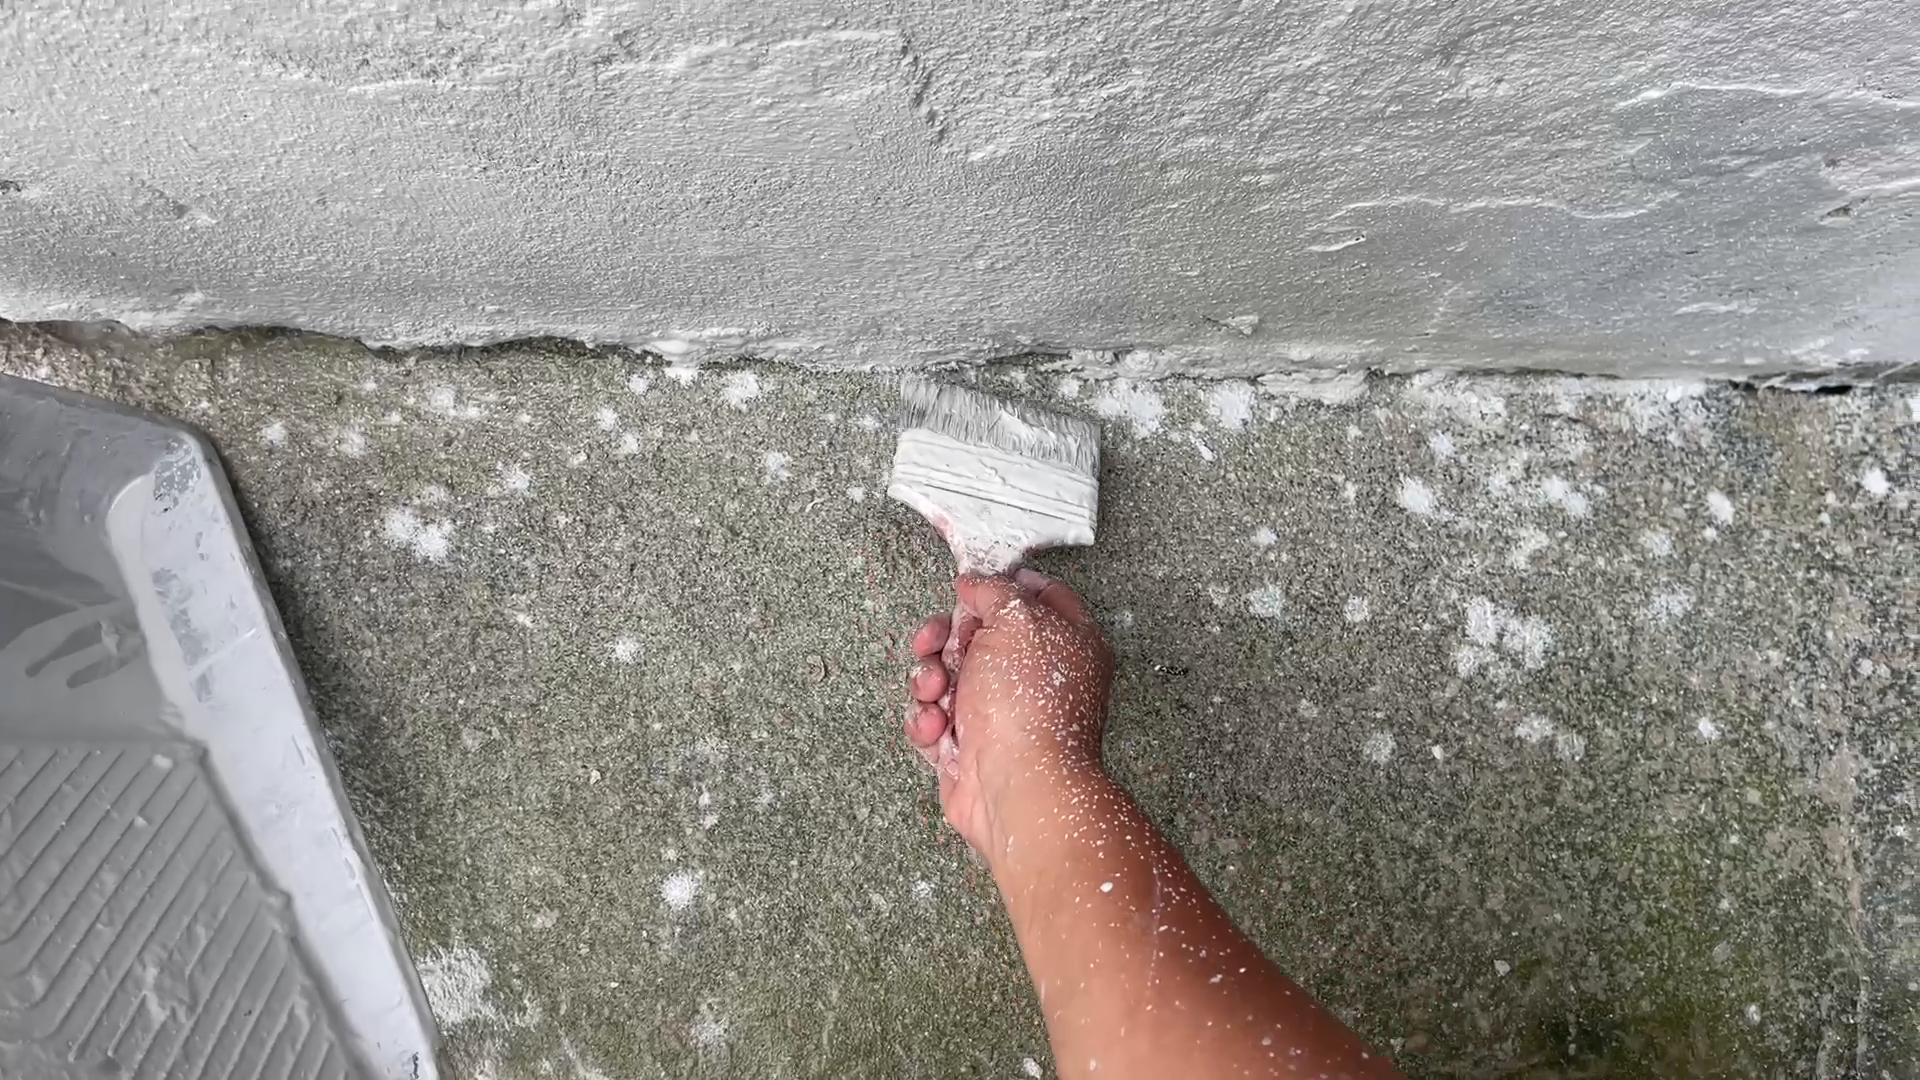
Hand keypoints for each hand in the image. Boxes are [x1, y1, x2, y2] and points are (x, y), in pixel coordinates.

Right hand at [904, 569, 1114, 856]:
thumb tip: (975, 582)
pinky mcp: (967, 744)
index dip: (1005, 583)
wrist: (1014, 785)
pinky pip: (933, 716)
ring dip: (929, 678)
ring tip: (936, 690)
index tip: (973, 582)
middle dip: (945, 636)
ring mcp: (1000, 712)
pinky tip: (938, 728)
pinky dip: (928, 720)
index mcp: (1066, 642)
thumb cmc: (1027, 704)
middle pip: (978, 634)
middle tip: (936, 641)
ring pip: (946, 674)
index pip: (1041, 596)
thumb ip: (994, 590)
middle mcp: (1035, 676)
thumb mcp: (1016, 621)